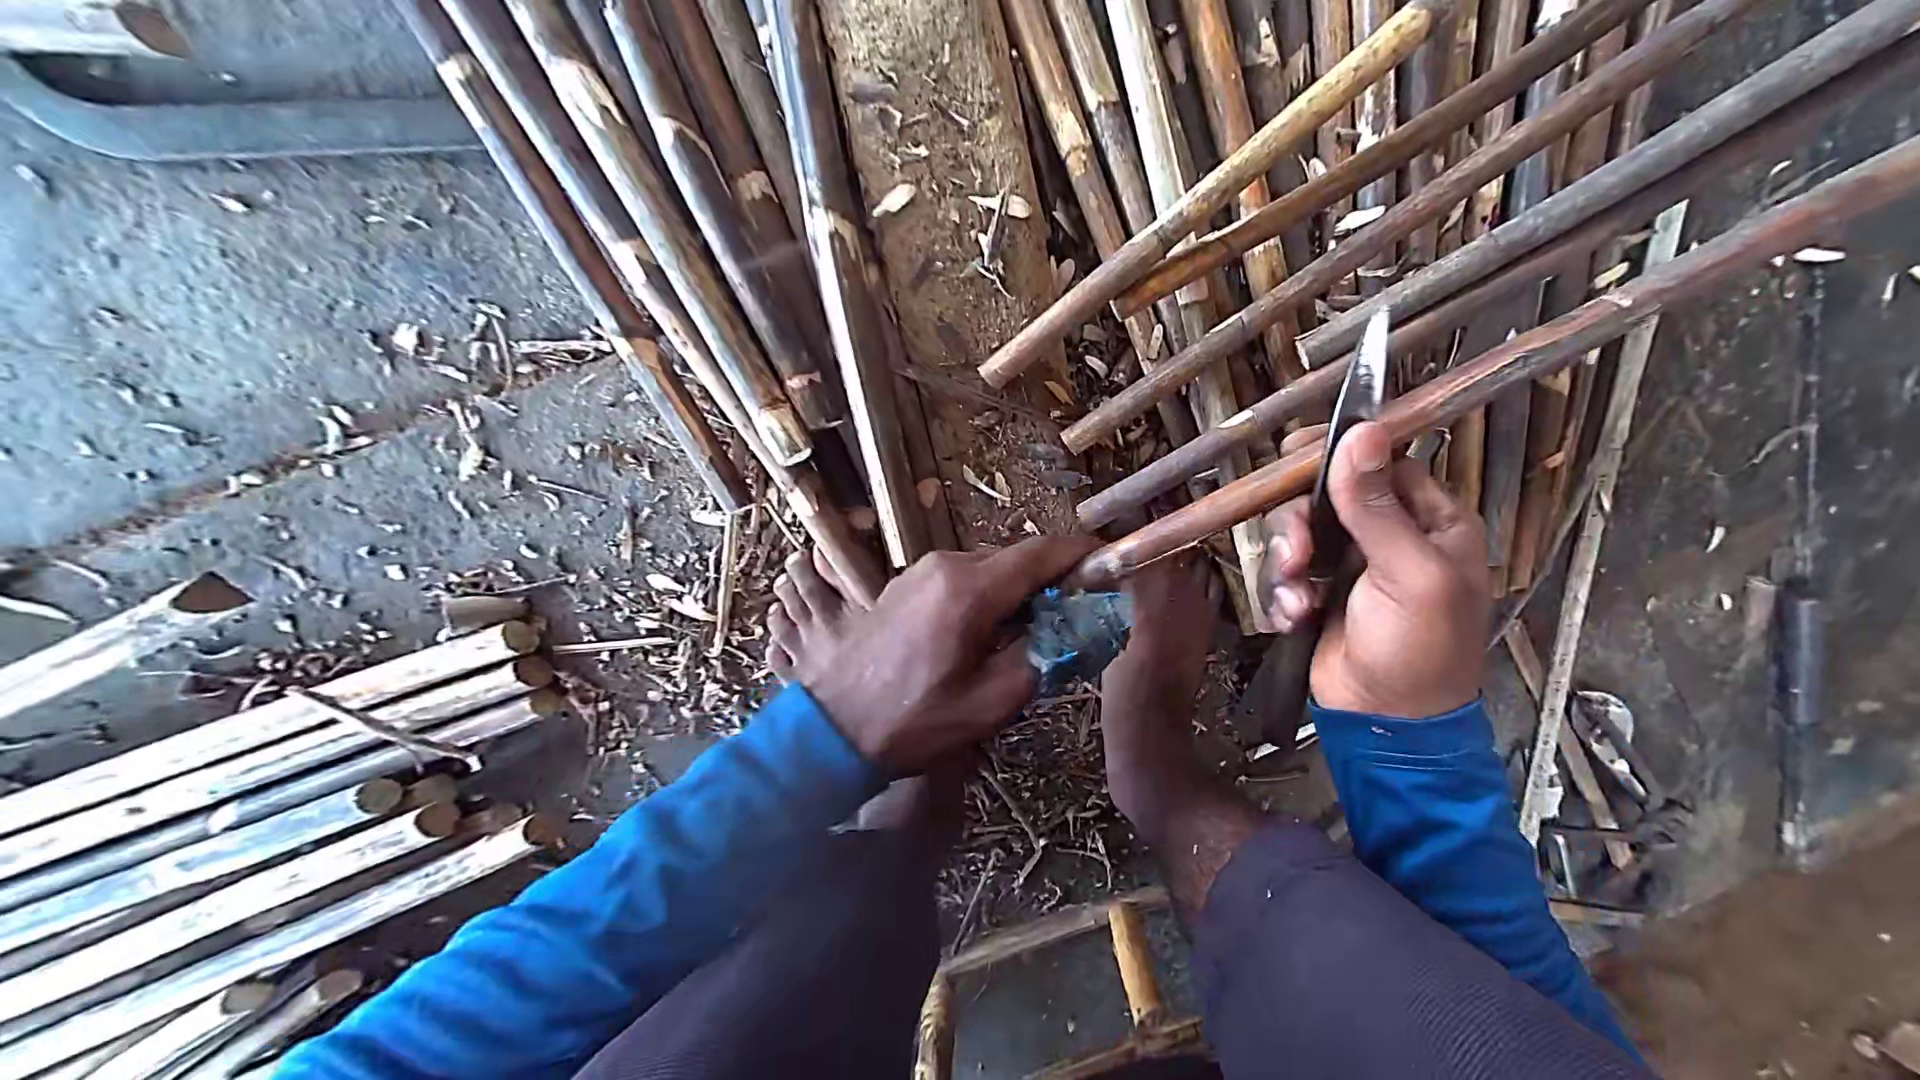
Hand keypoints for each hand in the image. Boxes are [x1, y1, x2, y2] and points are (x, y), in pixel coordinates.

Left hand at [803, 535, 1100, 773]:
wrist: (830, 727)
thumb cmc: (912, 721)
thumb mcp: (990, 702)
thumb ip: (1044, 657)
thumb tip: (1079, 626)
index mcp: (967, 588)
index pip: (1042, 552)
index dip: (1082, 555)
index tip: (1108, 568)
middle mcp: (944, 564)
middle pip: (1016, 560)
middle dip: (1050, 583)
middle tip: (1071, 621)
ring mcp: (919, 571)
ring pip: (989, 569)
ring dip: (1016, 594)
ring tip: (1026, 638)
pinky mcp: (905, 584)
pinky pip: (960, 579)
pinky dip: (985, 598)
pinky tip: (983, 637)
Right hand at [1259, 421, 1489, 718]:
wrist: (1385, 720)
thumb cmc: (1420, 650)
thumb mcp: (1409, 572)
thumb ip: (1377, 505)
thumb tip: (1362, 433)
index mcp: (1430, 521)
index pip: (1382, 461)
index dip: (1339, 454)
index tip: (1295, 452)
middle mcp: (1387, 535)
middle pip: (1326, 495)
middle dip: (1302, 522)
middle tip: (1299, 552)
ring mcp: (1349, 564)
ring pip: (1298, 531)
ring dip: (1288, 561)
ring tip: (1299, 593)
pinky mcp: (1317, 590)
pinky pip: (1285, 571)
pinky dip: (1285, 592)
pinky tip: (1298, 614)